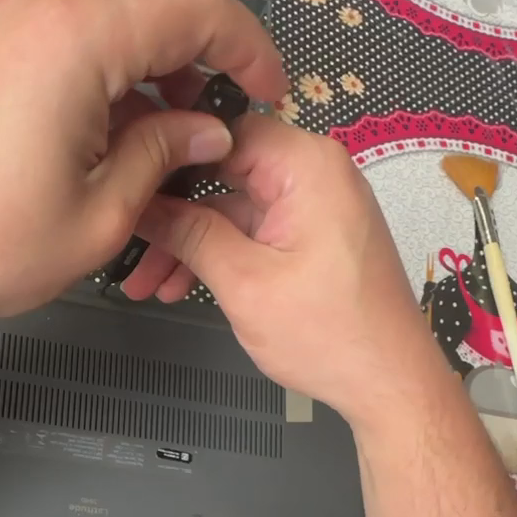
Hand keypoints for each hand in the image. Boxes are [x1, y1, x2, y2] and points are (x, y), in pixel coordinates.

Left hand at [0, 0, 286, 331]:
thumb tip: (205, 130)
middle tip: (220, 114)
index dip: (246, 44)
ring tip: (169, 136)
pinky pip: (68, 38)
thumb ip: (165, 156)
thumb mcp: (100, 217)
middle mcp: (36, 10)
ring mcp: (4, 25)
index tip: (265, 85)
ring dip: (155, 63)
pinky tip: (118, 130)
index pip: (194, 4)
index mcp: (74, 39)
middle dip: (203, 51)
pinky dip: (108, 72)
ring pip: (112, 15)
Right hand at [125, 114, 432, 423]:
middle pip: (222, 174)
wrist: (387, 383)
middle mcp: (315, 175)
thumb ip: (191, 235)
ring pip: (232, 210)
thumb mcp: (244, 282)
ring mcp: (314, 208)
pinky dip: (220, 257)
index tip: (129, 190)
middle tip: (130, 247)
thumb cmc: (330, 336)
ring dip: (190, 246)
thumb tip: (144, 206)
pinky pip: (253, 233)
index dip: (168, 160)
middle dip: (173, 216)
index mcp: (306, 166)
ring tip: (148, 284)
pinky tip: (184, 286)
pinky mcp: (313, 238)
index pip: (221, 133)